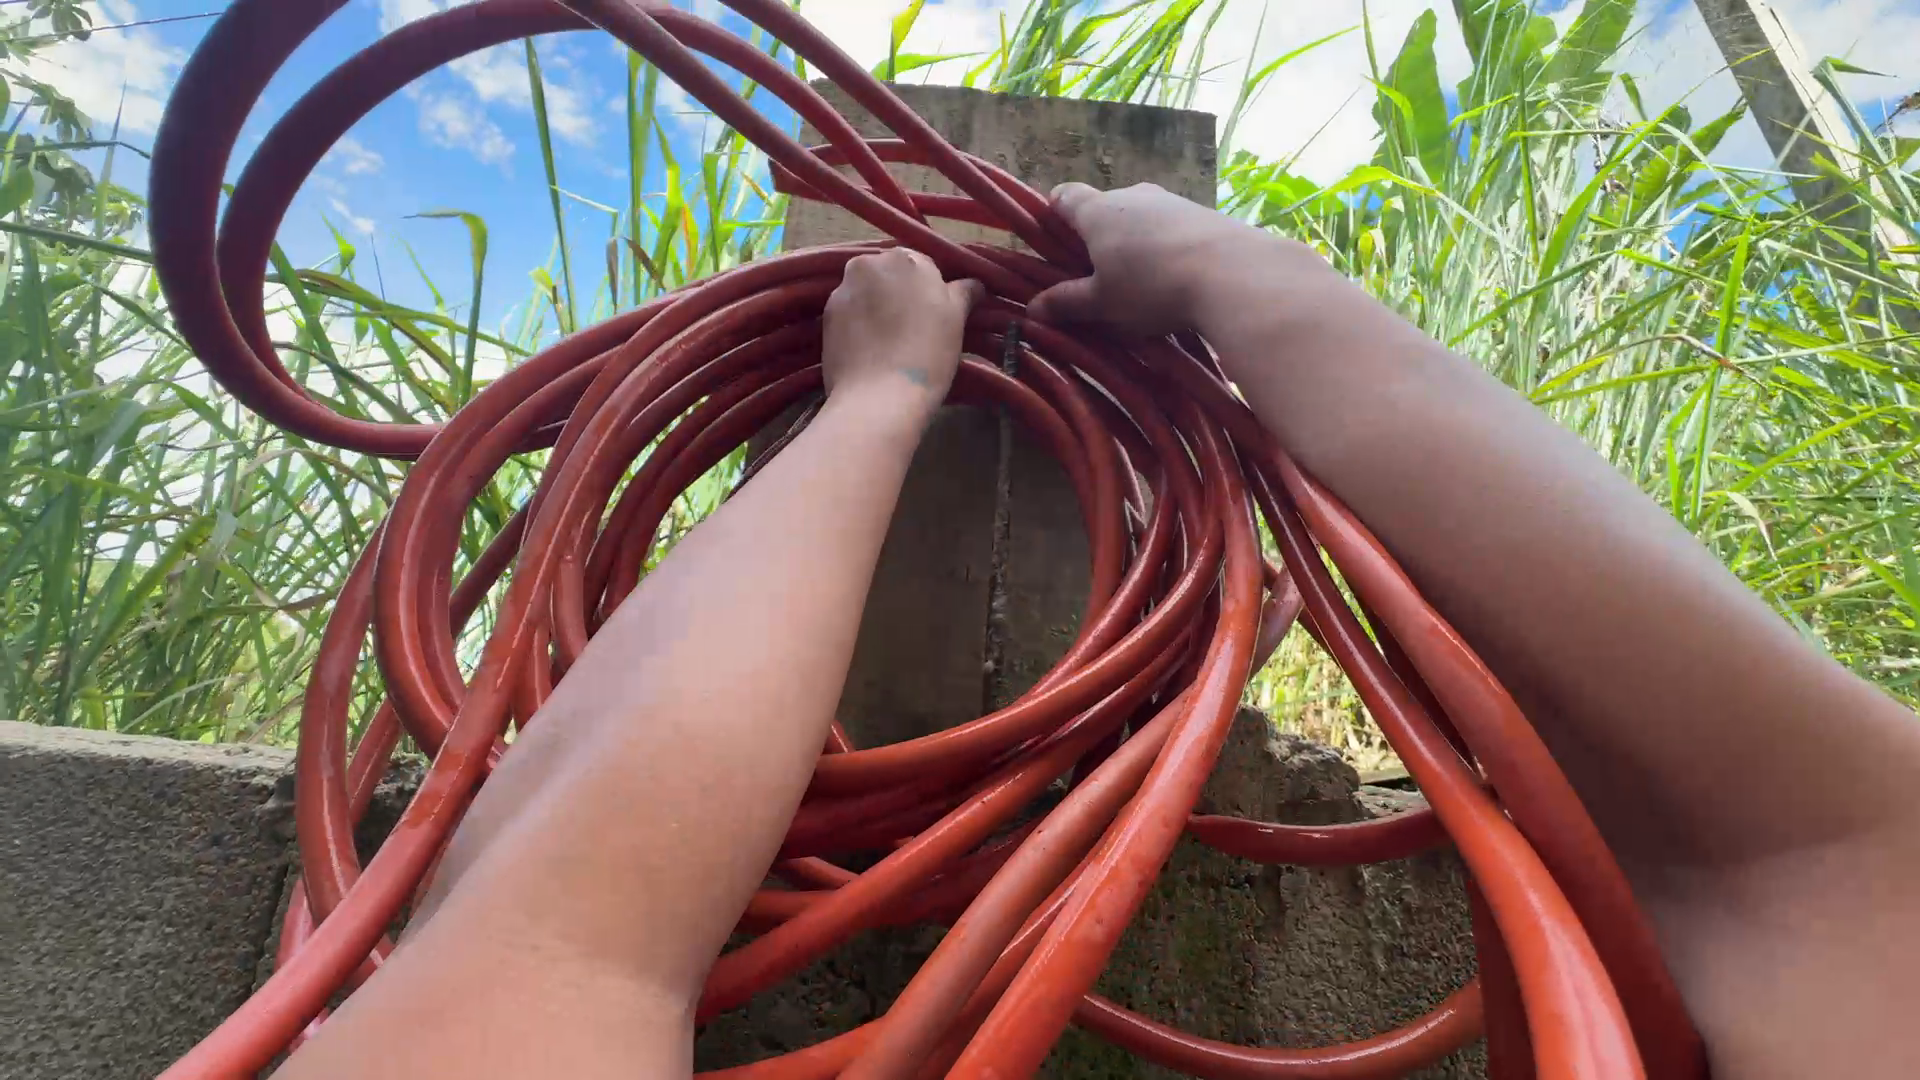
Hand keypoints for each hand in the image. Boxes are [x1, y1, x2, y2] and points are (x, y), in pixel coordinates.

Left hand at [821, 248, 980, 419]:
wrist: (879, 397)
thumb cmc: (927, 355)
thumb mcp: (956, 321)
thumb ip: (964, 294)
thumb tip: (975, 284)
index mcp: (906, 258)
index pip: (922, 266)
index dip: (930, 292)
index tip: (934, 318)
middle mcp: (869, 264)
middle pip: (889, 275)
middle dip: (898, 295)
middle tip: (911, 330)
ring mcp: (842, 290)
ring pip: (866, 293)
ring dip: (876, 308)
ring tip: (887, 344)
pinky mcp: (825, 318)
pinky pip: (848, 314)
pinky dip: (858, 326)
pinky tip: (869, 352)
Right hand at [1029, 182, 1322, 337]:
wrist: (1230, 273)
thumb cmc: (1150, 286)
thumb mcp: (1102, 303)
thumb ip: (1067, 302)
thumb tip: (1033, 308)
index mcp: (1098, 211)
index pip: (1064, 197)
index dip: (1053, 214)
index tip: (1051, 241)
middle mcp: (1132, 195)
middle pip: (1103, 209)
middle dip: (1095, 239)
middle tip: (1095, 277)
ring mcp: (1170, 201)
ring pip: (1138, 219)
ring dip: (1132, 245)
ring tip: (1138, 285)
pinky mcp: (1201, 214)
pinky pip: (1169, 229)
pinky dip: (1163, 249)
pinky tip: (1172, 280)